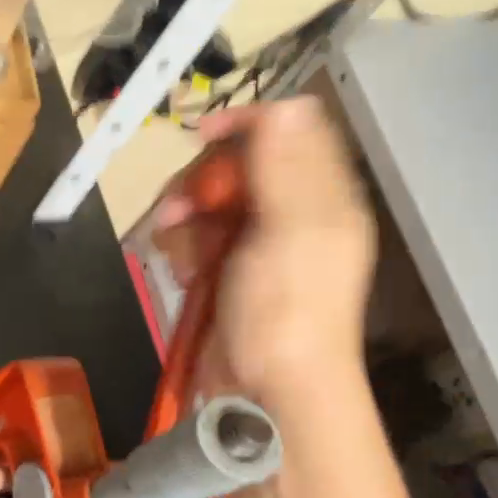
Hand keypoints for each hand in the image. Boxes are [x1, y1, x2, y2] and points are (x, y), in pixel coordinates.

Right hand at [155, 98, 376, 408]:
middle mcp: (291, 215)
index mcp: (321, 196)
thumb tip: (284, 105)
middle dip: (199, 185)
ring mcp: (254, 249)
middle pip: (237, 168)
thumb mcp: (292, 233)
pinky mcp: (223, 278)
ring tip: (176, 253)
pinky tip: (180, 272)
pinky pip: (194, 244)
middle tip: (176, 211)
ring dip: (182, 222)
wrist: (264, 392)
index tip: (198, 136)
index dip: (246, 124)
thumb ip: (287, 169)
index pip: (288, 132)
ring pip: (208, 207)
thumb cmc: (284, 314)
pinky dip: (180, 252)